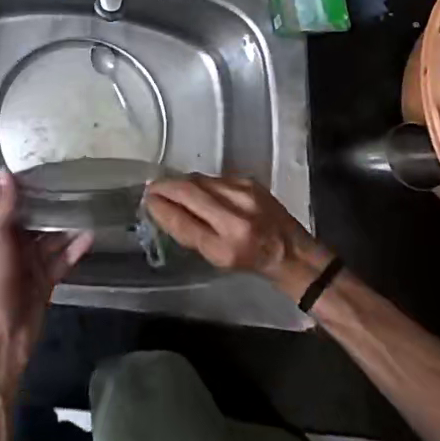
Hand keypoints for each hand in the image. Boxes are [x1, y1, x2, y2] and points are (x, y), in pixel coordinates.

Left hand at [0, 172, 92, 359]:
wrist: (3, 331)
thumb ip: (5, 208)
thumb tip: (5, 172)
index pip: (15, 206)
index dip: (29, 190)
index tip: (48, 169)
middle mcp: (16, 246)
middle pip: (37, 222)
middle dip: (53, 208)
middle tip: (77, 186)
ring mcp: (33, 263)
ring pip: (53, 240)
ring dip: (68, 227)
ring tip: (89, 208)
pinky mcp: (48, 279)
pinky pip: (63, 259)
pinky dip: (76, 249)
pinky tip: (91, 236)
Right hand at [144, 175, 331, 301]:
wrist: (293, 252)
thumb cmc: (251, 262)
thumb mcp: (217, 258)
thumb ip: (189, 232)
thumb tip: (159, 207)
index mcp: (226, 246)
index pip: (182, 220)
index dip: (160, 208)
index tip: (147, 201)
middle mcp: (236, 217)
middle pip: (188, 192)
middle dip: (165, 188)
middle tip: (150, 189)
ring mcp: (244, 194)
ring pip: (199, 180)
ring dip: (180, 182)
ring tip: (167, 187)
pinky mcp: (249, 181)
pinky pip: (213, 178)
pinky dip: (198, 182)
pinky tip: (193, 187)